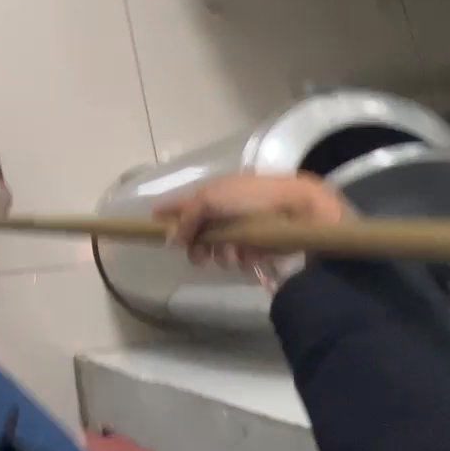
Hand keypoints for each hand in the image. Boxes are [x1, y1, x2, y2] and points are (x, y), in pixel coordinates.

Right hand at [153, 173, 351, 290]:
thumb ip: (187, 217)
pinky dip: (241, 258)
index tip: (152, 220)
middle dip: (196, 245)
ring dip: (220, 253)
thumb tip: (173, 238)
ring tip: (230, 256)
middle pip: (199, 231)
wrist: (298, 208)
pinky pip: (240, 256)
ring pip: (219, 247)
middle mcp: (226, 209)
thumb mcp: (209, 199)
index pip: (184, 202)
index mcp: (214, 192)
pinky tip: (248, 257)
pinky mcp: (260, 245)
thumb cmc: (250, 198)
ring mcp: (243, 227)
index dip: (168, 210)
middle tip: (197, 258)